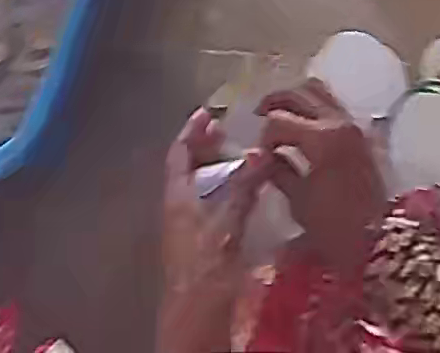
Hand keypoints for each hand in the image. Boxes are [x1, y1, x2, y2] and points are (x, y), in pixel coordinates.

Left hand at [159, 109, 273, 352]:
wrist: (195, 328)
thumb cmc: (205, 272)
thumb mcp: (227, 225)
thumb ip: (244, 186)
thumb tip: (261, 149)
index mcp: (178, 199)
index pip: (179, 154)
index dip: (191, 131)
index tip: (208, 111)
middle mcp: (179, 211)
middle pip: (189, 169)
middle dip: (207, 147)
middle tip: (228, 130)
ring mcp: (189, 230)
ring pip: (201, 188)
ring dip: (219, 169)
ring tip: (242, 156)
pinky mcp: (202, 247)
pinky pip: (212, 206)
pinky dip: (227, 191)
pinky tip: (247, 194)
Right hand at [257, 80, 388, 275]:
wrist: (380, 238)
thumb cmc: (336, 227)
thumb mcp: (299, 202)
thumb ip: (278, 171)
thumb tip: (261, 156)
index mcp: (321, 138)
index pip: (279, 121)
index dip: (263, 137)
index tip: (260, 155)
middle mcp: (337, 121)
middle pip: (298, 94)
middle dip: (274, 103)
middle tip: (258, 115)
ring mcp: (351, 122)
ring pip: (317, 90)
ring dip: (295, 98)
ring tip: (280, 113)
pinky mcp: (360, 129)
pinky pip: (332, 102)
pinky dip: (313, 104)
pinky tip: (302, 122)